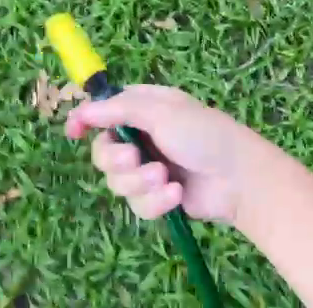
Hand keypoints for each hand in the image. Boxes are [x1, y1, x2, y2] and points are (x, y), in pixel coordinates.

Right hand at [64, 84, 267, 225]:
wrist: (238, 178)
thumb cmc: (203, 133)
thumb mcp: (161, 111)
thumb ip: (119, 109)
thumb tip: (83, 110)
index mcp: (143, 107)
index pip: (104, 111)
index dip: (86, 120)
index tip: (73, 131)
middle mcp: (142, 136)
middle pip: (104, 152)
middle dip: (116, 161)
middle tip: (135, 160)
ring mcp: (149, 168)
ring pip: (118, 182)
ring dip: (140, 183)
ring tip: (165, 178)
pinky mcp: (158, 197)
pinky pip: (138, 204)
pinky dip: (155, 201)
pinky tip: (176, 194)